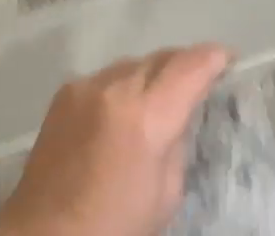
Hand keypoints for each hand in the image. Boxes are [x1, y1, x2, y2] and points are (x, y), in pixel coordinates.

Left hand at [0, 44, 229, 235]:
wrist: (46, 233)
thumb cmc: (116, 225)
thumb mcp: (165, 194)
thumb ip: (176, 144)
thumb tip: (179, 114)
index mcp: (145, 117)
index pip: (188, 69)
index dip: (212, 58)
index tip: (227, 57)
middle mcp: (114, 88)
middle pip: (159, 58)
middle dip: (183, 63)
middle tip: (200, 76)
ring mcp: (84, 86)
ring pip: (131, 63)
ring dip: (151, 73)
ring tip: (161, 95)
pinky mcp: (63, 93)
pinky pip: (104, 76)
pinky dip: (121, 84)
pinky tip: (123, 108)